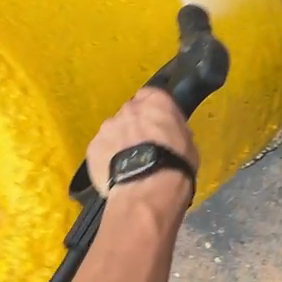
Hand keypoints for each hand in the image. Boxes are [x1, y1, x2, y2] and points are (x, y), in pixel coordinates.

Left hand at [85, 87, 199, 198]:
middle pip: (130, 113)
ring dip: (120, 142)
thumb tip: (169, 134)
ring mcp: (107, 127)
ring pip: (113, 131)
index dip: (154, 111)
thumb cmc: (175, 162)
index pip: (151, 95)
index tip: (160, 123)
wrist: (149, 186)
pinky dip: (108, 158)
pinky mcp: (93, 147)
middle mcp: (128, 109)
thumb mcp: (188, 142)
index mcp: (156, 102)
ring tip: (130, 163)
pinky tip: (118, 173)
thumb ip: (174, 130)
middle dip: (135, 126)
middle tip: (145, 145)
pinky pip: (101, 150)